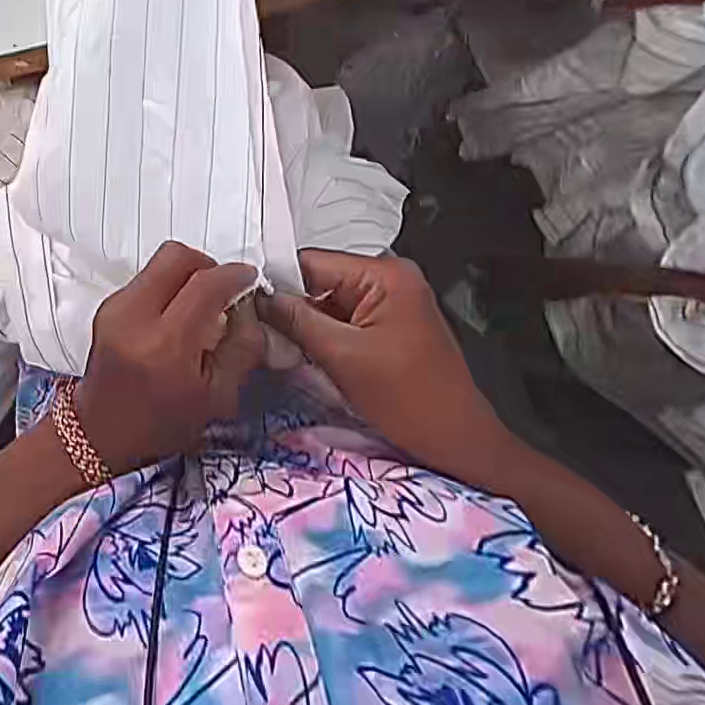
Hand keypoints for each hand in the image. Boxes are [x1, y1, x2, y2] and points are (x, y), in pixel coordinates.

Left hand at [76, 241, 263, 471]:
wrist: (101, 433)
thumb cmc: (162, 423)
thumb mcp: (219, 397)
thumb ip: (243, 345)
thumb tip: (248, 305)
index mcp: (165, 346)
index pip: (206, 284)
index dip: (234, 275)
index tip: (248, 280)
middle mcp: (134, 318)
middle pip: (178, 256)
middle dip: (209, 265)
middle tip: (222, 289)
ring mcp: (115, 308)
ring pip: (161, 262)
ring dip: (188, 274)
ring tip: (200, 305)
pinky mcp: (107, 305)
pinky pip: (148, 277)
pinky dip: (170, 286)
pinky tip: (177, 315)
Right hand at [259, 249, 512, 478]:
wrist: (458, 443)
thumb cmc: (410, 400)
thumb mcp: (344, 357)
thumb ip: (298, 321)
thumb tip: (260, 298)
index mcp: (385, 274)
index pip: (313, 262)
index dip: (277, 281)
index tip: (246, 304)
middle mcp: (389, 278)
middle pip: (320, 281)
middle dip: (292, 307)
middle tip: (261, 331)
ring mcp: (391, 302)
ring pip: (328, 303)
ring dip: (306, 325)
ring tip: (281, 347)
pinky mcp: (388, 325)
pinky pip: (344, 320)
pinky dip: (324, 337)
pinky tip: (307, 355)